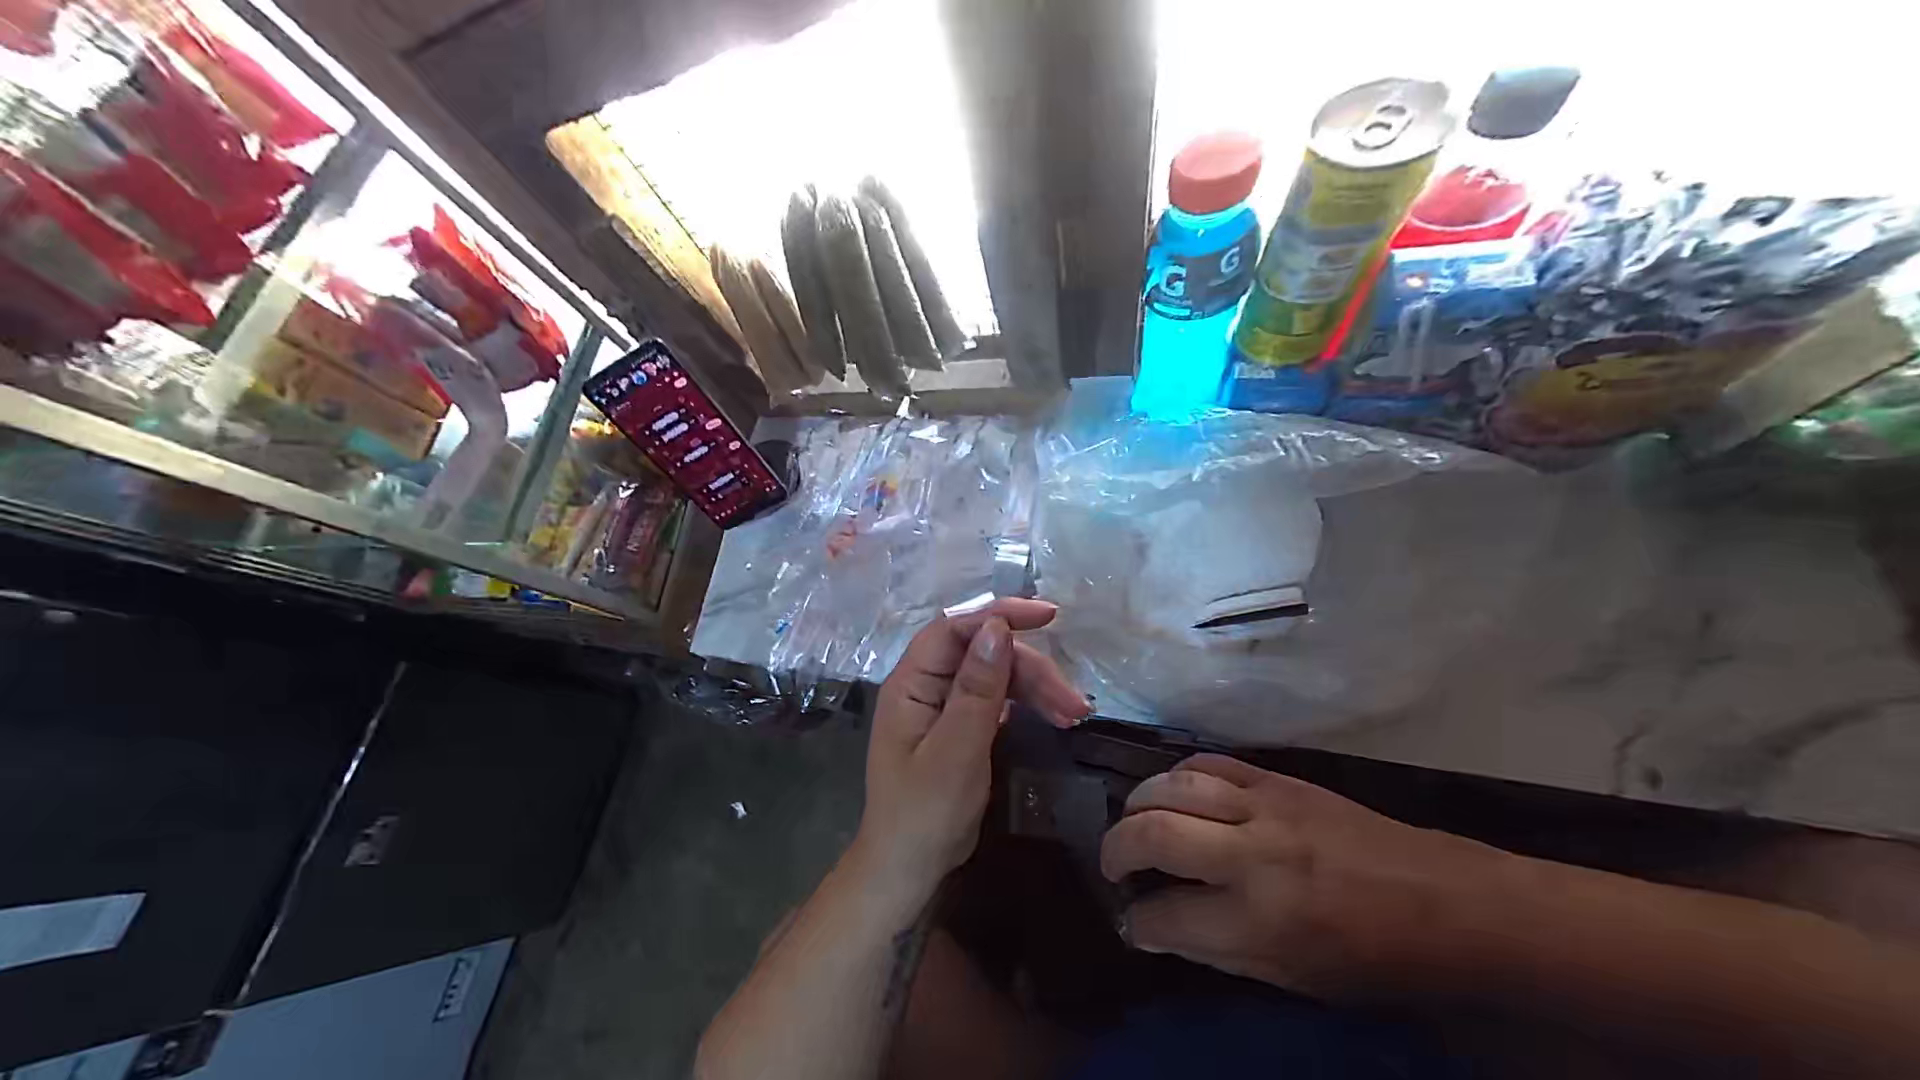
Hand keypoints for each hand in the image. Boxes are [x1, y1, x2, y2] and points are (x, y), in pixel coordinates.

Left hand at [850, 598, 1089, 899]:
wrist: (907, 867)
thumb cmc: (924, 812)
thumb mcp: (956, 751)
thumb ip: (977, 689)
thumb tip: (996, 628)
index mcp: (911, 682)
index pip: (954, 628)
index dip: (1000, 615)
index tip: (1048, 616)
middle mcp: (926, 684)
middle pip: (983, 652)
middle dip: (1030, 669)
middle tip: (1074, 703)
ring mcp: (943, 704)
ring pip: (995, 674)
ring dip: (1036, 688)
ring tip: (1074, 715)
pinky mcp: (960, 723)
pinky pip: (996, 698)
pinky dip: (1027, 704)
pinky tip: (1053, 716)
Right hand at [1101, 754, 1505, 997]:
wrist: (1445, 900)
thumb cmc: (1373, 956)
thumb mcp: (1293, 977)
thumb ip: (1214, 950)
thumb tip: (1150, 928)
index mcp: (1261, 919)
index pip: (1166, 916)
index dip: (1137, 921)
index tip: (1131, 920)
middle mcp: (1253, 855)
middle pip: (1154, 833)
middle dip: (1116, 849)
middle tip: (1113, 866)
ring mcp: (1264, 807)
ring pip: (1172, 786)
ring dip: (1138, 804)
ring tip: (1132, 823)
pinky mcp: (1276, 779)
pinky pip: (1206, 763)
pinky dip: (1175, 776)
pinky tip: (1171, 792)